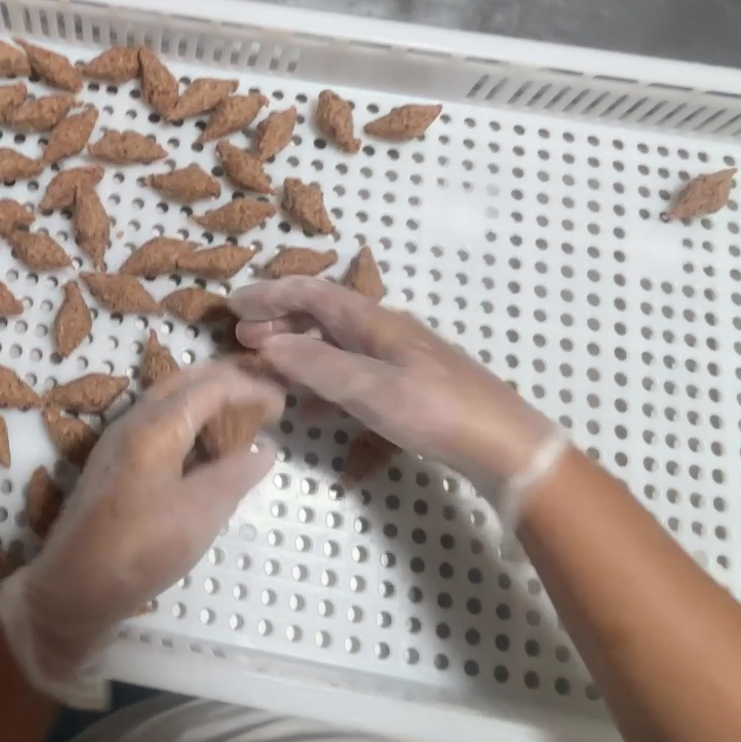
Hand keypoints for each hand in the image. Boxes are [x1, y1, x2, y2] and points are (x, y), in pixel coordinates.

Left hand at [0, 361, 284, 706]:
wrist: (70, 589)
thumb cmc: (138, 550)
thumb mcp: (198, 515)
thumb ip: (234, 476)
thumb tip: (265, 450)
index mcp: (154, 426)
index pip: (211, 387)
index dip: (250, 389)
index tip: (283, 405)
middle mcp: (133, 421)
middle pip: (186, 382)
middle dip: (227, 382)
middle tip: (264, 397)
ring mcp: (120, 441)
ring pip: (170, 400)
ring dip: (208, 401)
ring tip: (243, 420)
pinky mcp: (116, 463)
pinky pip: (160, 423)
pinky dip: (191, 423)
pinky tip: (208, 449)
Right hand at [230, 277, 561, 508]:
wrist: (507, 448)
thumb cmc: (437, 412)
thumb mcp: (369, 389)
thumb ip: (315, 364)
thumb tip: (266, 342)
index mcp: (374, 322)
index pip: (312, 293)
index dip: (271, 294)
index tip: (233, 306)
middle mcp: (383, 332)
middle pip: (322, 315)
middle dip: (279, 322)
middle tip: (243, 340)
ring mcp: (397, 360)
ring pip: (335, 345)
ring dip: (297, 352)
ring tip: (267, 372)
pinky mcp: (407, 388)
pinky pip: (351, 374)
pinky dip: (322, 381)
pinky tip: (311, 406)